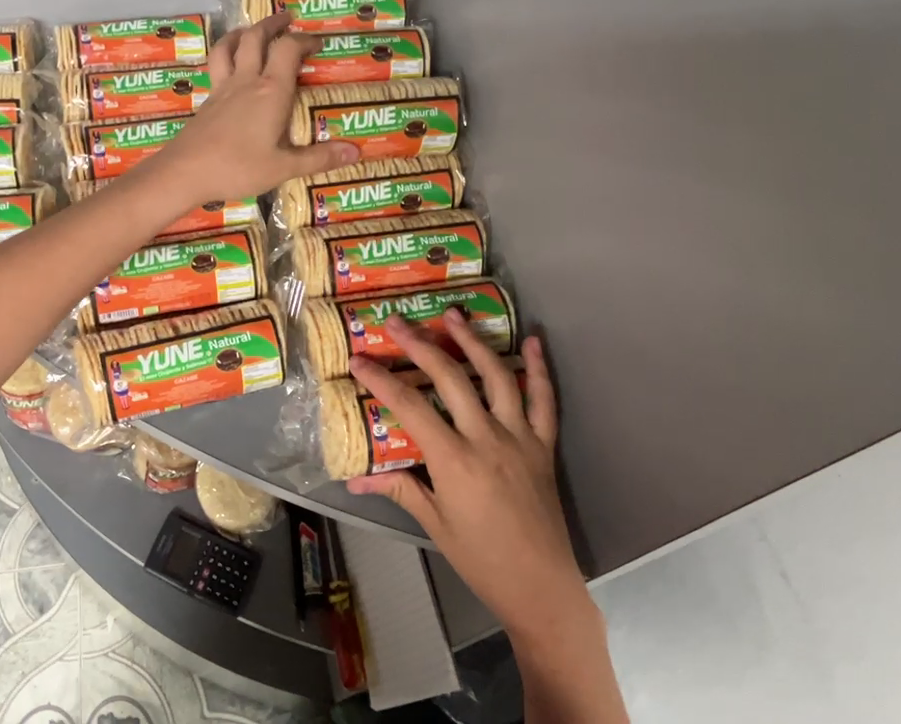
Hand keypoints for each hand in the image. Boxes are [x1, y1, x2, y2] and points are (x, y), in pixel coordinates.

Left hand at [139, 13, 357, 203]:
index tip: (318, 44)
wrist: (184, 172)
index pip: (289, 50)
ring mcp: (223, 88)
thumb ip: (319, 158)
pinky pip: (217, 65)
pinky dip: (225, 54)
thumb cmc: (238, 168)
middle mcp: (247, 81)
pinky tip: (229, 67)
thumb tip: (356, 151)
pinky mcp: (207, 100)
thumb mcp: (283, 167)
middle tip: (287, 20)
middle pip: (257, 38)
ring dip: (243, 33)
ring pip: (230, 46)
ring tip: (252, 31)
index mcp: (271, 91)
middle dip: (273, 24)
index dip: (305, 41)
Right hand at [345, 312, 594, 643]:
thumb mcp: (434, 524)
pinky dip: (539, 368)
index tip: (359, 359)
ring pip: (497, 376)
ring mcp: (520, 438)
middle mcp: (487, 439)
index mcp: (454, 460)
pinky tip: (532, 341)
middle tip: (397, 322)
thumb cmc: (481, 559)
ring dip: (473, 342)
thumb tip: (356, 480)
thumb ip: (400, 490)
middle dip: (420, 345)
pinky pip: (544, 400)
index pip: (410, 407)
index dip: (381, 380)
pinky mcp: (544, 446)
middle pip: (450, 378)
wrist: (541, 586)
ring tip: (452, 315)